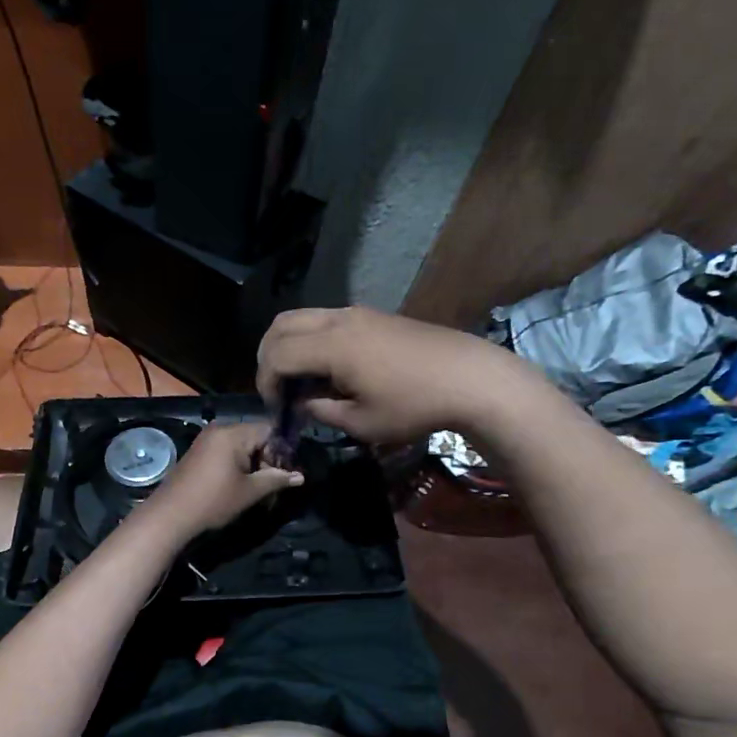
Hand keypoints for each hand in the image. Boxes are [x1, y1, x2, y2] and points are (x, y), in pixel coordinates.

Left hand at [143, 423, 304, 536]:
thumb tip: (301, 476)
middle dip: (268, 458)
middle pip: (254, 436)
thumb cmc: (213, 500)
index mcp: (232, 433)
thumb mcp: (250, 491)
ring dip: (253, 463)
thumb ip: (276, 479)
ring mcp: (206, 440)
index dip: (282, 450)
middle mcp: (219, 430)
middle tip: (275, 482)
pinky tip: (240, 484)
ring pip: (241, 445)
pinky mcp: (198, 452)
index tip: (288, 471)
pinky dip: (237, 464)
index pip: (268, 430)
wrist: (171, 515)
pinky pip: (226, 451)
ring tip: (259, 487)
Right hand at [256, 307, 513, 443]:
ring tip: (300, 378)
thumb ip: (321, 410)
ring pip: (302, 317)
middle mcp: (338, 319)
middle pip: (280, 325)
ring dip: (289, 345)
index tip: (276, 409)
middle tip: (277, 388)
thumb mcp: (362, 423)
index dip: (265, 382)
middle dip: (268, 357)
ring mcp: (357, 313)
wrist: (472, 379)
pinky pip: (325, 319)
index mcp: (332, 346)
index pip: (276, 355)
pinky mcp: (373, 315)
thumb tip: (303, 402)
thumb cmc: (415, 406)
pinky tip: (328, 368)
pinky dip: (311, 339)